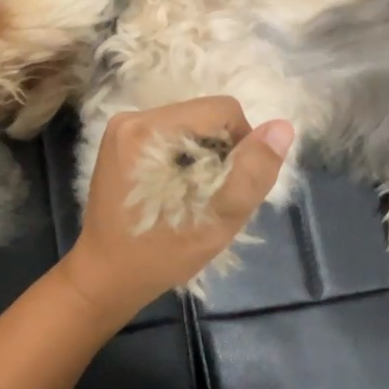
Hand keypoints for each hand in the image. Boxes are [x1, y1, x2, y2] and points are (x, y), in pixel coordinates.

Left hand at [58, 97, 293, 316]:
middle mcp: (131, 118)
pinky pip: (168, 138)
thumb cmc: (162, 254)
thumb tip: (282, 126)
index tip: (230, 187)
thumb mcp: (218, 218)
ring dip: (201, 159)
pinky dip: (181, 161)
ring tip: (191, 198)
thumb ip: (253, 171)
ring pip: (188, 127)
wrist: (106, 277)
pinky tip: (174, 194)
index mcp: (151, 129)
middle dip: (219, 154)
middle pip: (203, 117)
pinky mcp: (118, 145)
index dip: (242, 146)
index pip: (223, 111)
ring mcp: (120, 130)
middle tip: (209, 199)